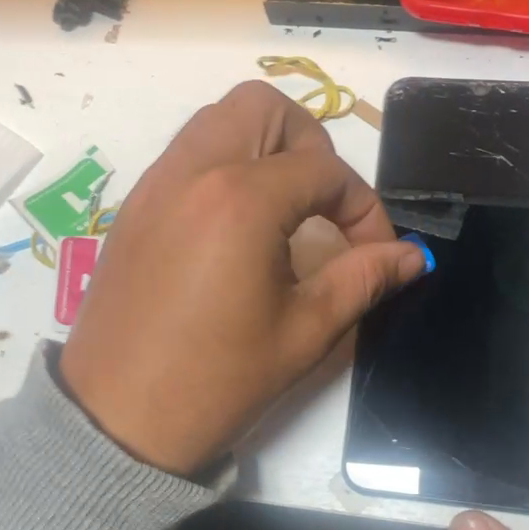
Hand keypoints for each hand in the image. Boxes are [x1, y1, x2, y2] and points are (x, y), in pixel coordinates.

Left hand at [60, 81, 426, 476]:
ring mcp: (156, 184)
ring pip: (218, 120)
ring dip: (264, 147)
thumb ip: (362, 279)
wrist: (116, 421)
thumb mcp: (304, 332)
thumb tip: (412, 256)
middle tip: (323, 206)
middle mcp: (194, 171)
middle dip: (310, 145)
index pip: (325, 171)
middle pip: (264, 108)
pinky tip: (237, 229)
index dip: (365, 209)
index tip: (378, 253)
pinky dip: (223, 165)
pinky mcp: (134, 207)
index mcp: (241, 200)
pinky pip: (187, 154)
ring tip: (285, 212)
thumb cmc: (216, 381)